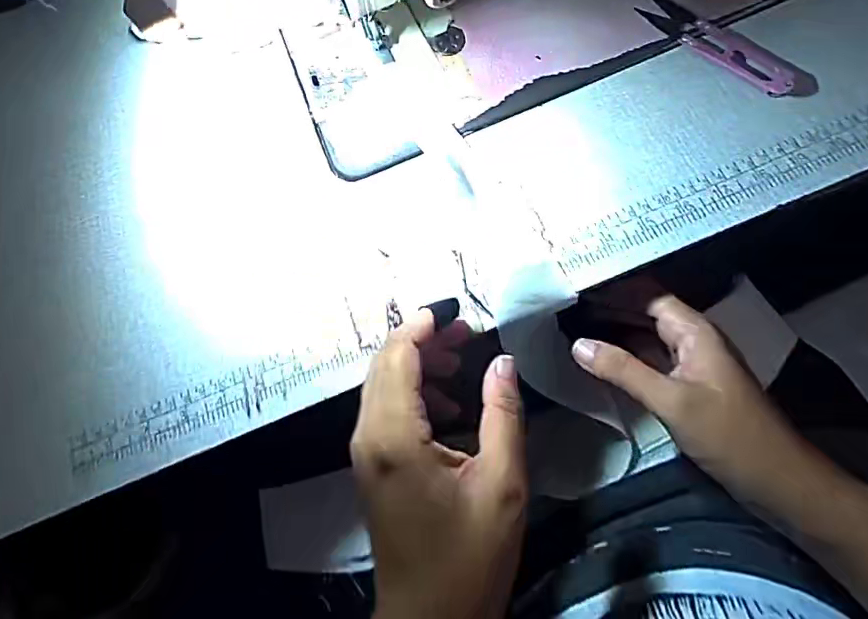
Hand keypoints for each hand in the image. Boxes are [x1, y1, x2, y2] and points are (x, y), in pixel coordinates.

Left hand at [351, 310, 527, 618]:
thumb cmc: (468, 558)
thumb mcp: (501, 488)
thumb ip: (502, 417)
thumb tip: (503, 362)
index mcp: (392, 434)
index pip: (397, 356)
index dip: (422, 325)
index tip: (454, 310)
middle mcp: (367, 432)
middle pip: (385, 362)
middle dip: (422, 339)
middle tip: (466, 333)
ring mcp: (363, 447)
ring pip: (383, 382)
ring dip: (418, 364)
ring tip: (462, 361)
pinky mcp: (370, 461)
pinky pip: (385, 406)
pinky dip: (412, 392)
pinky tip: (449, 405)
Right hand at [570, 294, 823, 509]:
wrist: (782, 486)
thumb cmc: (731, 436)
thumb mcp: (672, 402)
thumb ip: (623, 370)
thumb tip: (577, 344)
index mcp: (694, 331)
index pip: (645, 293)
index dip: (611, 286)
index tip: (573, 282)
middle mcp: (692, 339)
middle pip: (643, 310)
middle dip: (607, 305)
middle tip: (564, 301)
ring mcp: (690, 363)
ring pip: (644, 334)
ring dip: (613, 329)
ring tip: (571, 322)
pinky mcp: (688, 385)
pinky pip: (649, 357)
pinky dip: (624, 353)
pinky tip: (598, 357)